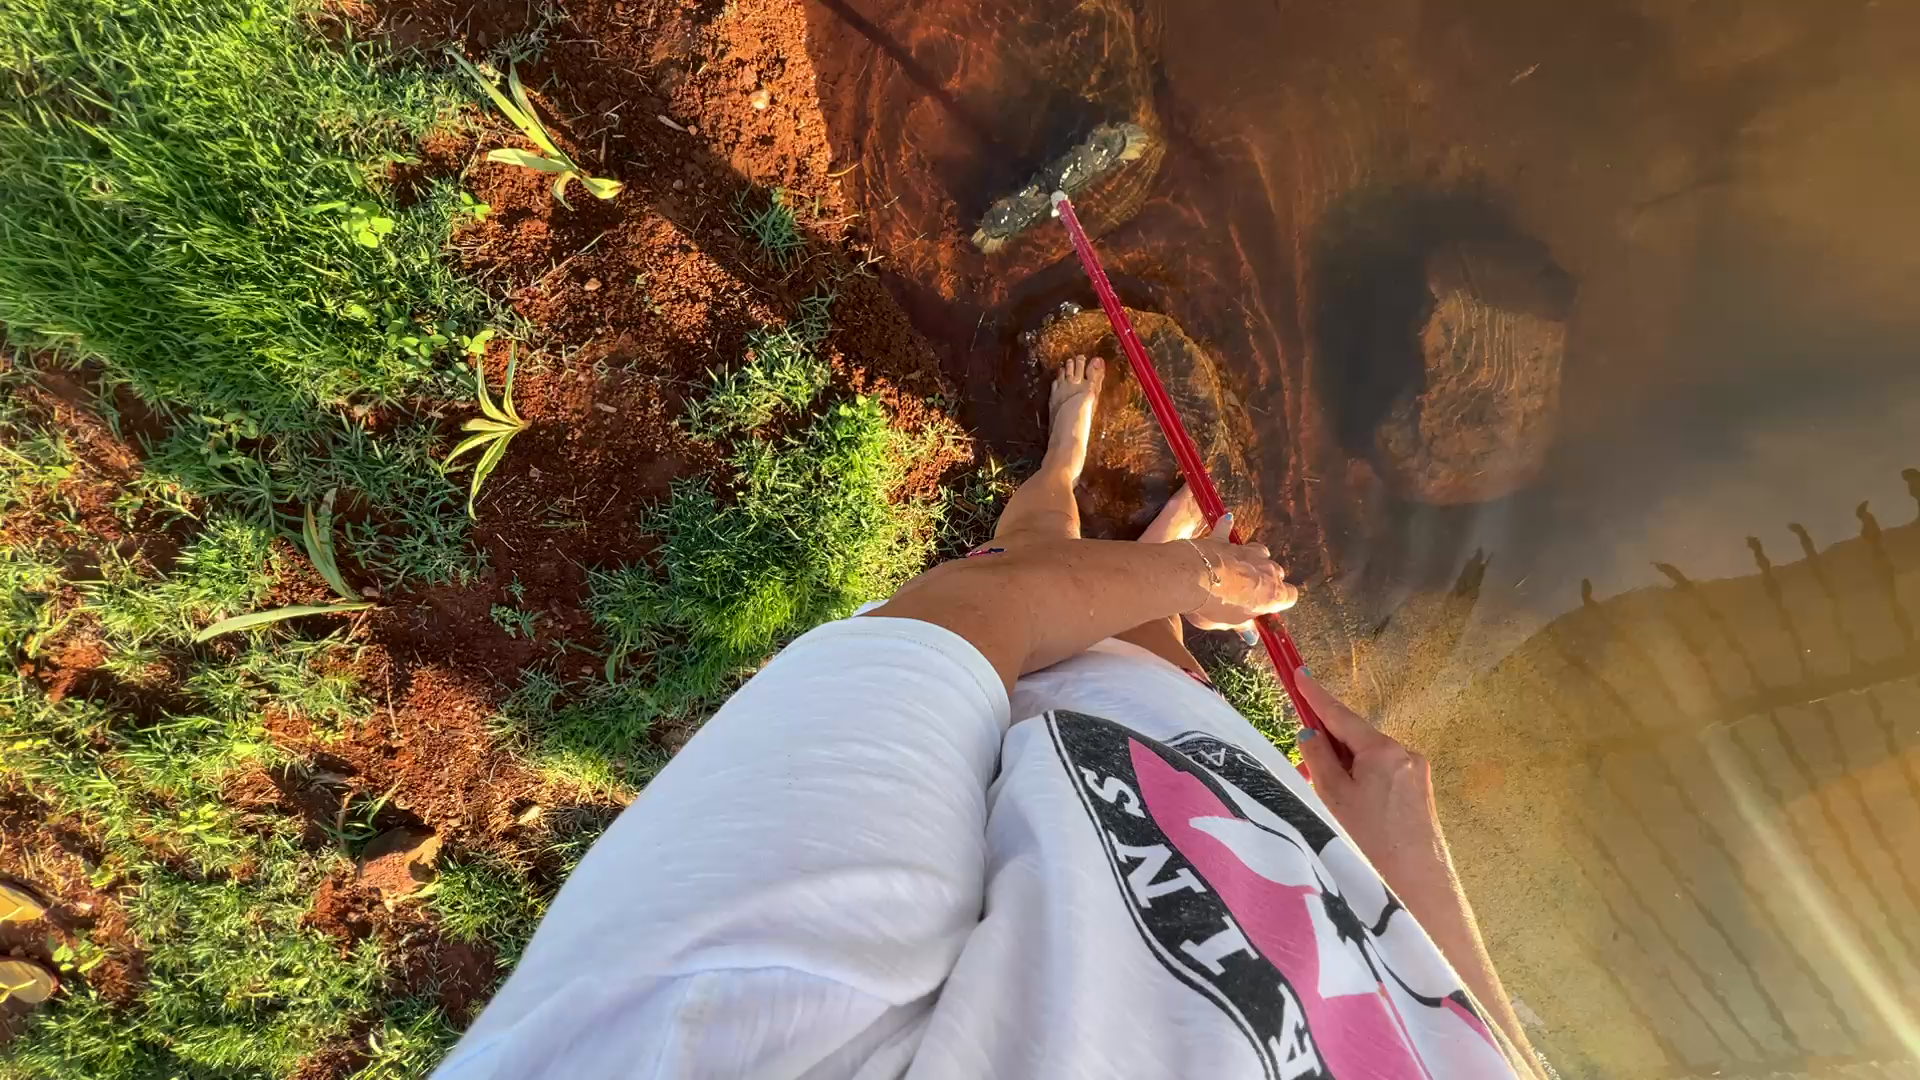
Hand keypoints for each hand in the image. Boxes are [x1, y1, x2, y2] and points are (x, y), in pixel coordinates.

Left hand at [1183, 515, 1297, 629]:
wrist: (1191, 577)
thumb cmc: (1212, 605)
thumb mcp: (1228, 623)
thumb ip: (1242, 625)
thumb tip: (1251, 635)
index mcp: (1272, 594)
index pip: (1290, 597)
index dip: (1279, 601)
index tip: (1267, 607)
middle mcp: (1265, 569)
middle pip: (1275, 573)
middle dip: (1265, 580)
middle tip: (1248, 592)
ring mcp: (1246, 552)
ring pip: (1259, 552)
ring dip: (1252, 559)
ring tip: (1239, 568)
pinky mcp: (1224, 541)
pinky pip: (1227, 530)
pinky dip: (1226, 527)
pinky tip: (1227, 519)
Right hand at [1294, 670, 1447, 880]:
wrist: (1419, 892)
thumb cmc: (1369, 841)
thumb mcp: (1332, 794)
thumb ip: (1317, 756)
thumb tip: (1310, 732)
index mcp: (1383, 749)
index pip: (1339, 714)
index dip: (1315, 694)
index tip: (1298, 671)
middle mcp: (1405, 754)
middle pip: (1354, 736)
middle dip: (1327, 744)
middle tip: (1306, 767)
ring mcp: (1417, 774)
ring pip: (1365, 758)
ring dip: (1342, 767)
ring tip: (1328, 799)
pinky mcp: (1420, 795)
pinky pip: (1379, 774)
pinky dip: (1358, 780)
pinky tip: (1348, 808)